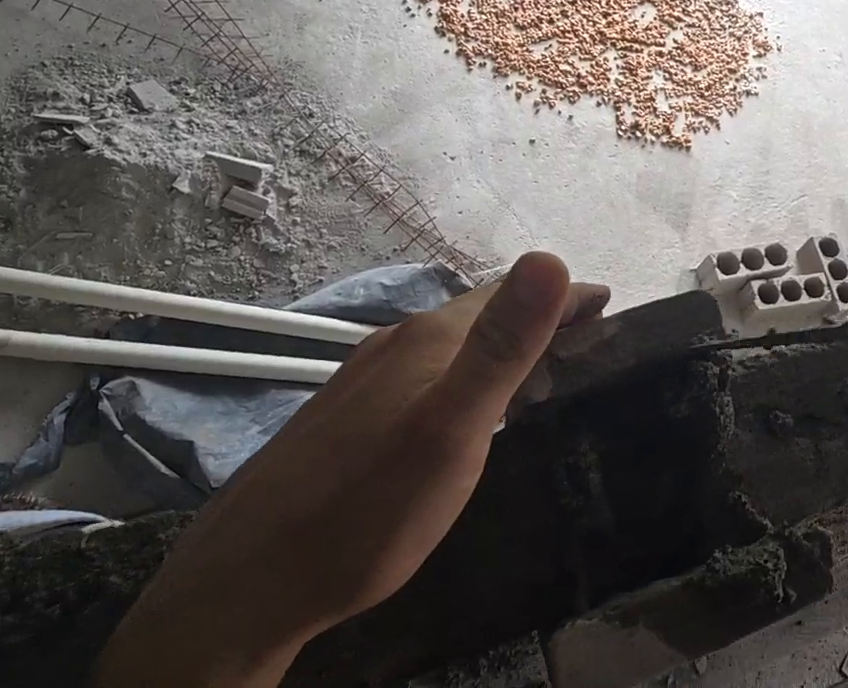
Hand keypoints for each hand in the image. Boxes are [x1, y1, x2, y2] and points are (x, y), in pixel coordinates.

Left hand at [94, 252, 608, 687]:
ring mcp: (363, 379)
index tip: (608, 302)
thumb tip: (550, 257)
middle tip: (584, 334)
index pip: (511, 294)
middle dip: (536, 314)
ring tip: (536, 364)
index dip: (563, 295)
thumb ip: (503, 345)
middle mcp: (395, 345)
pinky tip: (460, 404)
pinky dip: (463, 368)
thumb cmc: (366, 512)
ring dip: (499, 341)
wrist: (240, 589)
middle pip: (481, 313)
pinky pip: (423, 370)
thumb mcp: (452, 430)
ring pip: (449, 342)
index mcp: (429, 341)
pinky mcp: (345, 414)